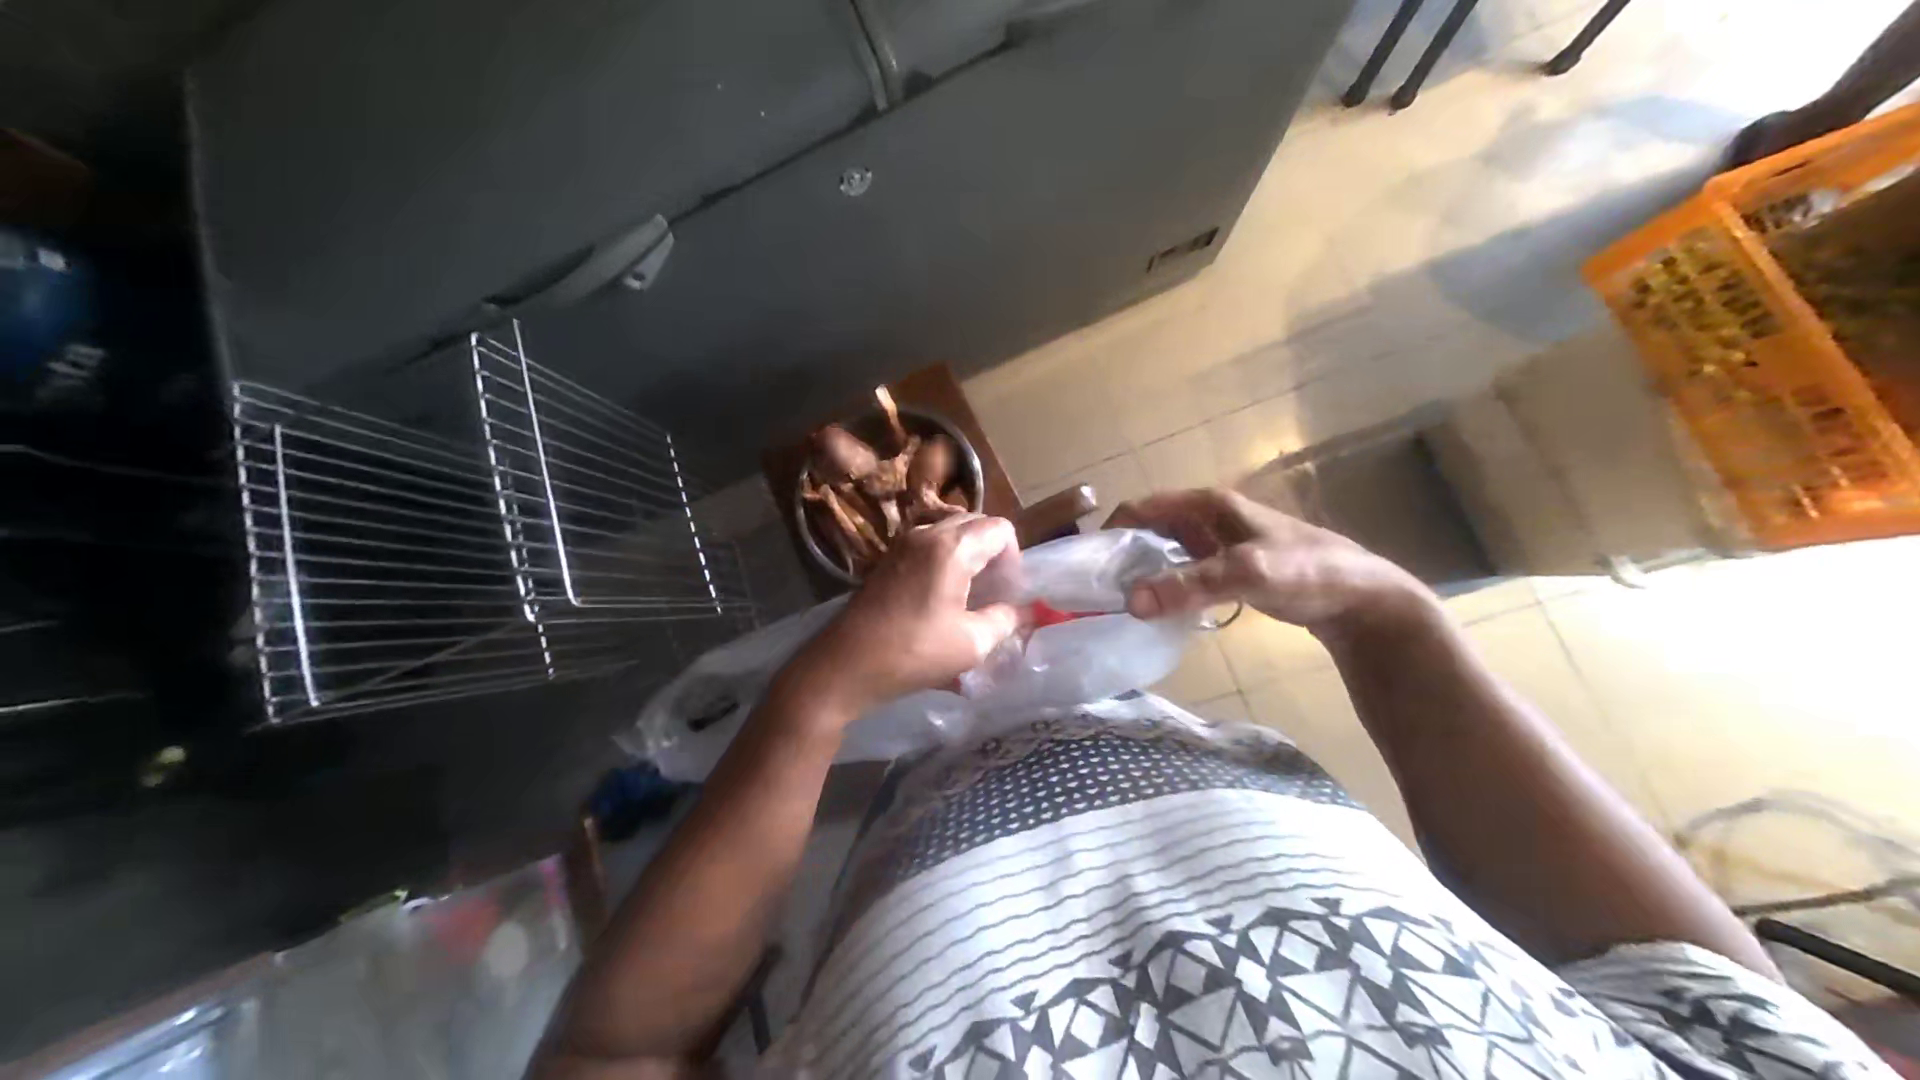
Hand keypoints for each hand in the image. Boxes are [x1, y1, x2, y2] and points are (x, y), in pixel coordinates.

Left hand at [786, 514, 1021, 714]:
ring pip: (950, 532)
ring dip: (968, 555)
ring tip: (970, 595)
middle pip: (975, 523)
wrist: (844, 665)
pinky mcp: (887, 559)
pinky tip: (941, 597)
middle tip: (994, 592)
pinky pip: (928, 545)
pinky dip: (945, 560)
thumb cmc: (912, 653)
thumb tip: (1021, 612)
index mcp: (951, 548)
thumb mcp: (970, 644)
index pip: (1000, 528)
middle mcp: (926, 534)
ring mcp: (902, 544)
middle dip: (993, 553)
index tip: (1007, 592)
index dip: (1013, 558)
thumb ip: (1004, 621)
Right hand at [1105, 488, 1431, 638]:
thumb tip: (1129, 602)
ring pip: (1167, 551)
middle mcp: (1209, 517)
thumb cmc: (1306, 572)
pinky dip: (1169, 584)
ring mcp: (1221, 541)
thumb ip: (1188, 586)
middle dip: (1124, 555)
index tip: (1090, 565)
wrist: (1362, 598)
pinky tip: (1164, 608)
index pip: (1142, 508)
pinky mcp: (1231, 565)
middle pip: (1150, 529)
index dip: (1111, 531)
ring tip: (1124, 603)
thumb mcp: (1246, 574)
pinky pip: (1186, 570)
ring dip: (1146, 572)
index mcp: (1208, 505)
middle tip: (1103, 591)